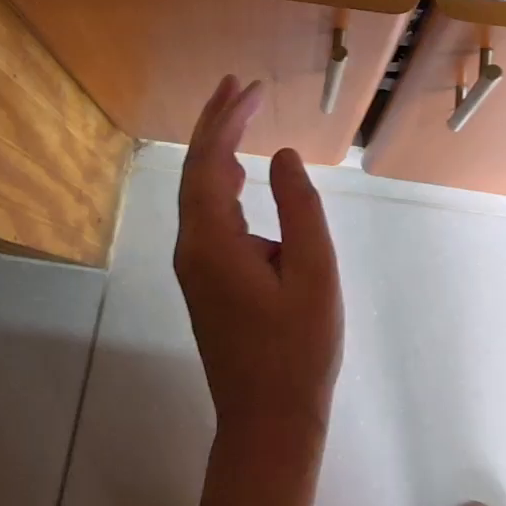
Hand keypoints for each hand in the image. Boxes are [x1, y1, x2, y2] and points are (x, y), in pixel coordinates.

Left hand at [175, 76, 342, 505]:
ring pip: (197, 191)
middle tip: (235, 84)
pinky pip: (205, 214)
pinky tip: (238, 174)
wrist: (267, 421)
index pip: (210, 161)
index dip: (227, 119)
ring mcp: (193, 265)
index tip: (252, 87)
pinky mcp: (203, 279)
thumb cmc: (297, 348)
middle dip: (213, 123)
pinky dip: (219, 182)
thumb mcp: (313, 272)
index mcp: (212, 241)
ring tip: (238, 114)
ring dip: (216, 149)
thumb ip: (298, 207)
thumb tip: (281, 154)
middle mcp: (192, 247)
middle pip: (195, 170)